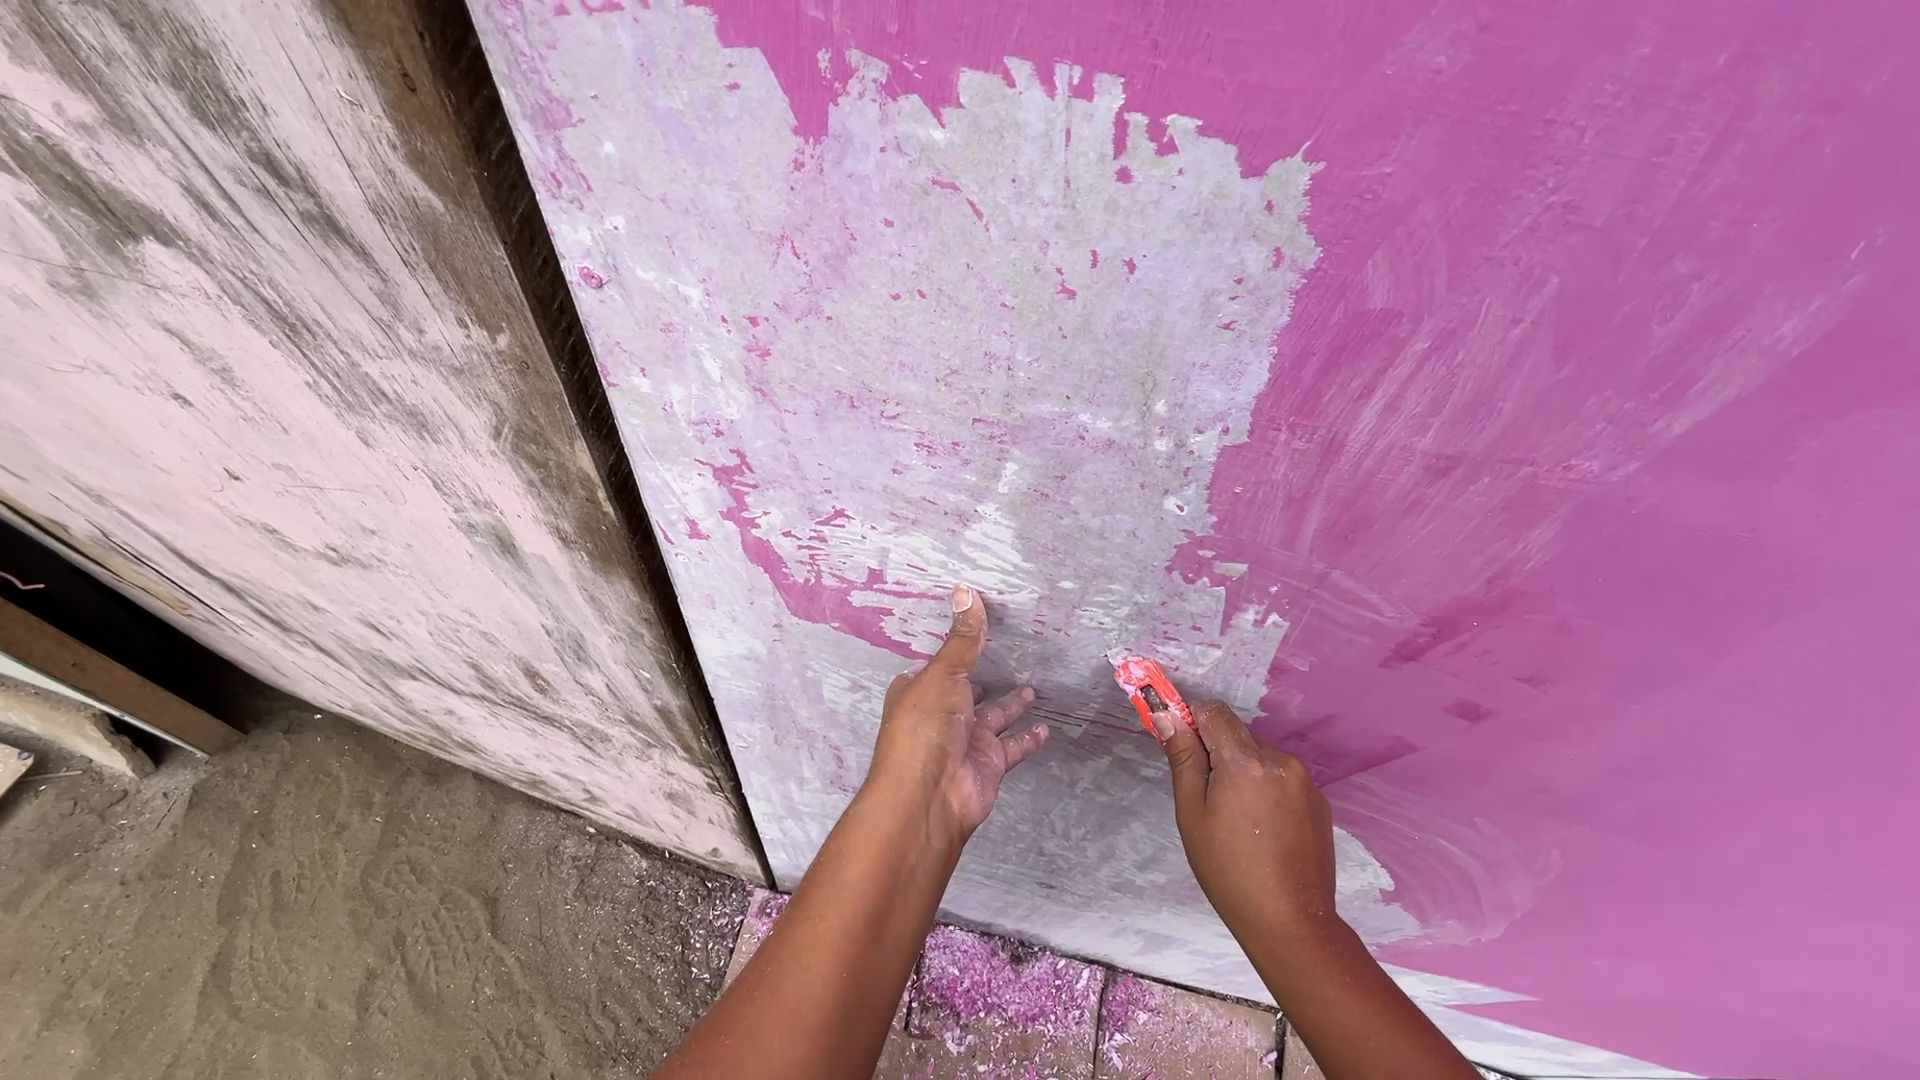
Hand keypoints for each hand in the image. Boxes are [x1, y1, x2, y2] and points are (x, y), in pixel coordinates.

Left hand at [868, 585, 1049, 841]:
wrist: (930, 797)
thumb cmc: (924, 729)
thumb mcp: (943, 674)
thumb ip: (962, 638)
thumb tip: (965, 590)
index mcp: (920, 690)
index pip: (940, 664)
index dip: (955, 648)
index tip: (977, 630)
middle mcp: (941, 714)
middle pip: (968, 689)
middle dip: (986, 676)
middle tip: (1013, 655)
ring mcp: (965, 740)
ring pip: (994, 717)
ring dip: (1012, 704)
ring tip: (1034, 686)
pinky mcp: (987, 763)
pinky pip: (1012, 746)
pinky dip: (1028, 738)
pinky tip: (1045, 727)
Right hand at [1154, 699, 1337, 941]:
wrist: (1290, 922)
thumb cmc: (1227, 870)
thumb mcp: (1192, 814)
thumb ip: (1183, 759)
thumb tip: (1168, 717)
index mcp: (1244, 761)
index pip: (1214, 711)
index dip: (1192, 720)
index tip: (1181, 746)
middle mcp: (1280, 760)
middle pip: (1237, 735)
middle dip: (1217, 753)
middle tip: (1206, 797)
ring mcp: (1305, 781)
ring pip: (1260, 757)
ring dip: (1243, 771)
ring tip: (1237, 820)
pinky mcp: (1320, 802)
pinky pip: (1282, 779)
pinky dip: (1266, 790)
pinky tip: (1263, 829)